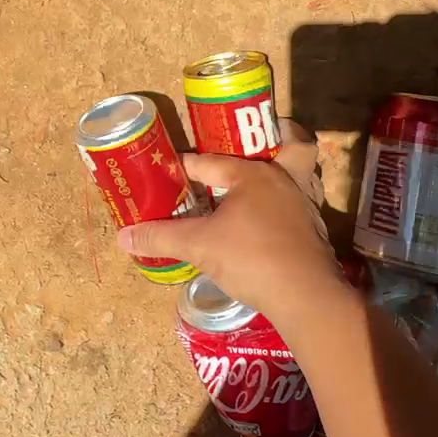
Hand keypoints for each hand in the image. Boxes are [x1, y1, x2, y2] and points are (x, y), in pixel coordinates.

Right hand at [117, 131, 352, 326]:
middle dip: (280, 138)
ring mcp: (304, 207)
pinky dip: (285, 208)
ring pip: (302, 178)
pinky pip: (300, 207)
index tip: (170, 169)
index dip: (187, 164)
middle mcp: (283, 182)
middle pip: (294, 146)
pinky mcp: (314, 233)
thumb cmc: (251, 258)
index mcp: (253, 175)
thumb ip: (160, 237)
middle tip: (254, 144)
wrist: (306, 298)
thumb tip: (123, 237)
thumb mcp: (198, 246)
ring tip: (258, 186)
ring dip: (284, 176)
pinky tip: (266, 225)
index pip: (211, 161)